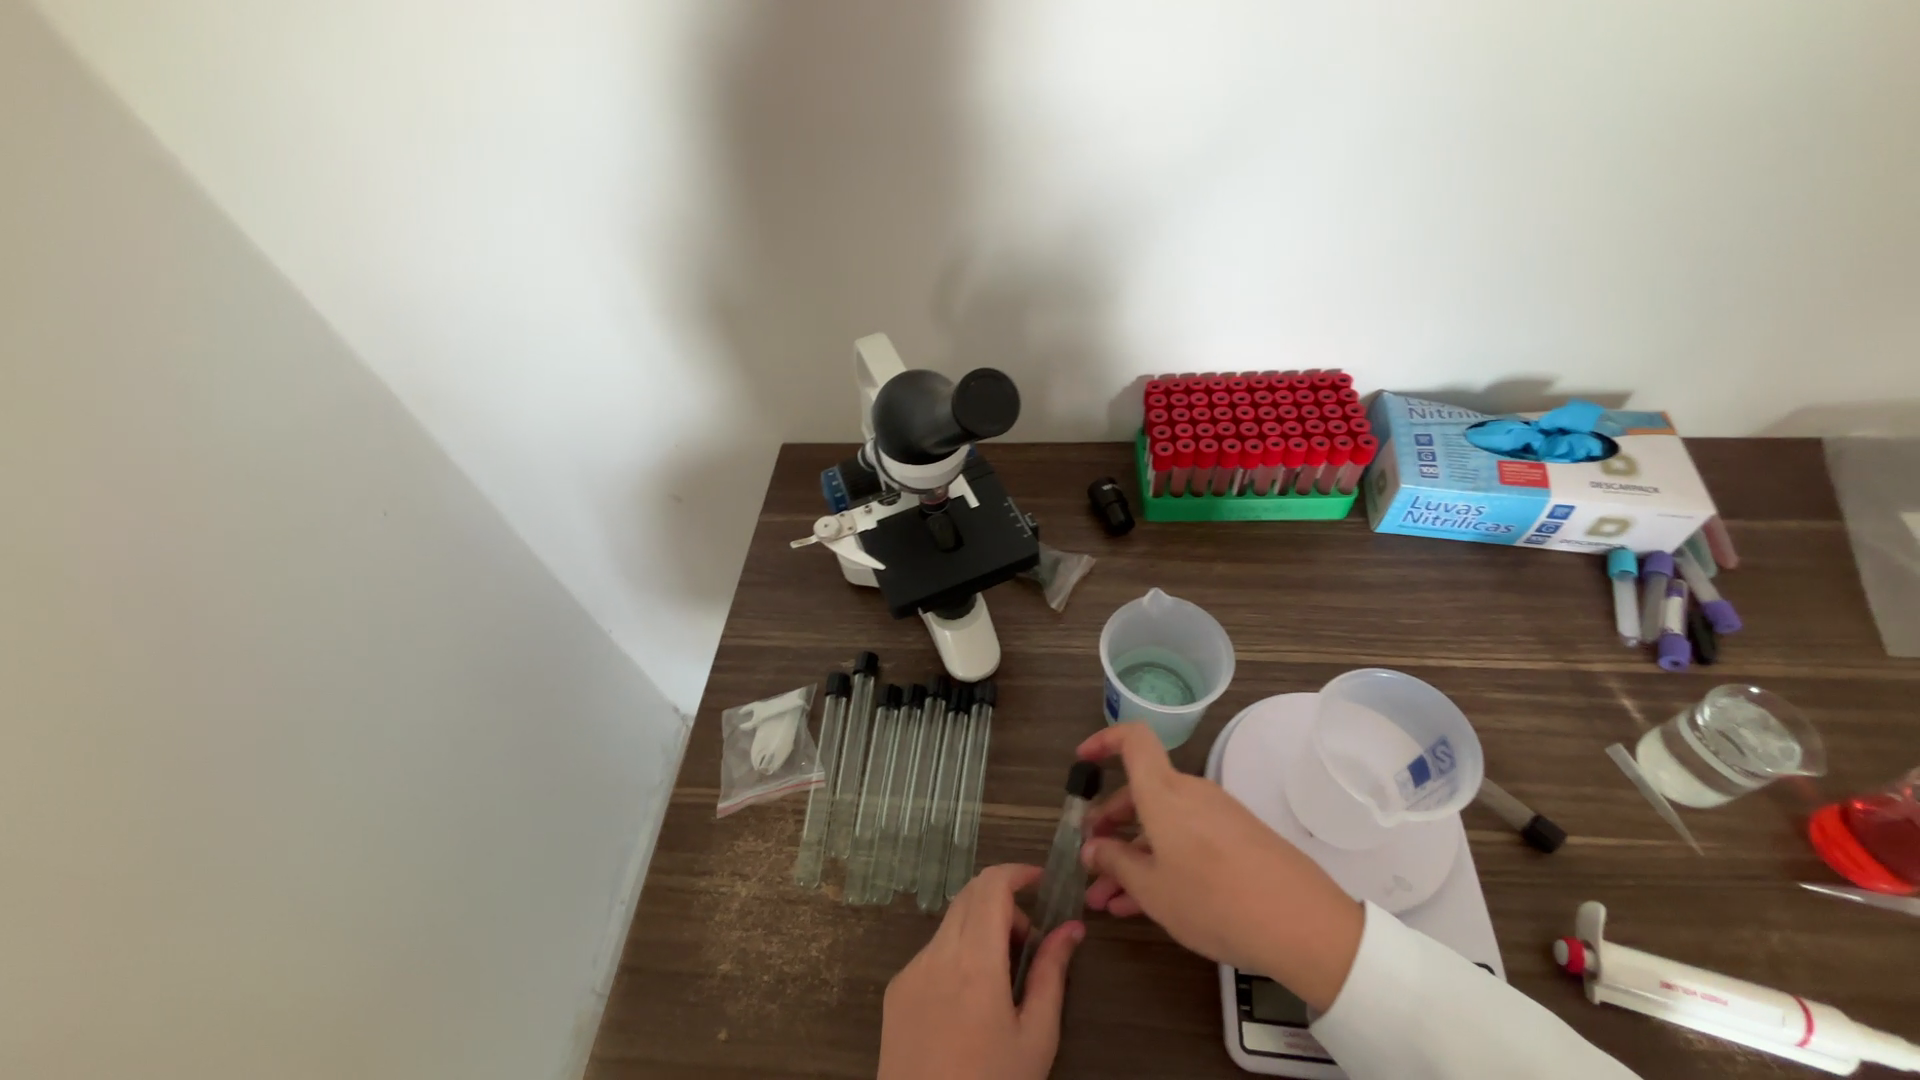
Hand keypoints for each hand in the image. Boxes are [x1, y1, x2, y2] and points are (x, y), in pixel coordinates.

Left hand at [878, 863, 1083, 1079]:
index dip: (1018, 872)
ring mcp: (911, 969)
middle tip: (1028, 943)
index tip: (1042, 882)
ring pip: (950, 922)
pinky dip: (957, 953)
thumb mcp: (1036, 1037)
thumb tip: (1072, 928)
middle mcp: (937, 954)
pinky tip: (969, 1002)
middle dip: (1003, 902)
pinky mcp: (896, 988)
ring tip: (1002, 979)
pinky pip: (932, 951)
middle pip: (969, 895)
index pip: (991, 886)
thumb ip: (1052, 974)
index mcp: (974, 961)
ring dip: (980, 928)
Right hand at [1077, 723, 1363, 1010]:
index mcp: (1164, 793)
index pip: (1134, 739)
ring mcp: (1218, 816)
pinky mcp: (1239, 839)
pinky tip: (1145, 904)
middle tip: (1090, 861)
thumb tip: (1091, 847)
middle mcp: (1190, 794)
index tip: (1081, 763)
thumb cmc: (1214, 901)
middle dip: (1109, 826)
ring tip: (1108, 900)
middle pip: (1142, 792)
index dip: (1104, 742)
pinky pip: (1187, 839)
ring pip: (1162, 824)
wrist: (1304, 926)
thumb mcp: (1153, 889)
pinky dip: (1162, 862)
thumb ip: (1115, 863)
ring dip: (1132, 856)